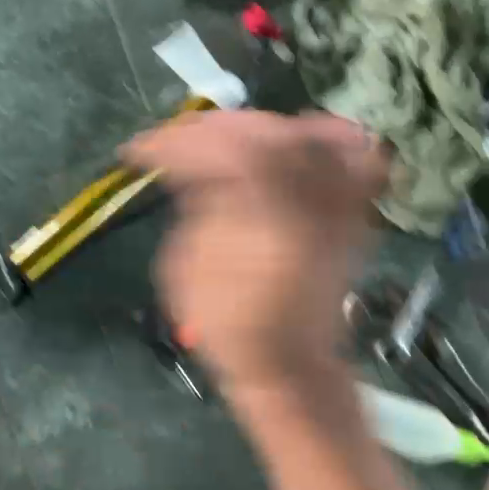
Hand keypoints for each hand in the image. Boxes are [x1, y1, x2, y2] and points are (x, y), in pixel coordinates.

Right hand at [123, 111, 386, 408]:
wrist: (286, 361)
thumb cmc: (222, 320)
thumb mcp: (184, 264)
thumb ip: (193, 206)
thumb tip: (188, 171)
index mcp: (255, 212)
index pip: (212, 150)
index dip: (168, 142)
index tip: (134, 153)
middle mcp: (304, 197)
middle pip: (258, 132)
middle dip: (205, 130)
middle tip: (169, 143)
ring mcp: (336, 202)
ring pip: (302, 134)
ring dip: (253, 128)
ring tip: (218, 138)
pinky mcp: (351, 212)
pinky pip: (354, 156)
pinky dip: (325, 137)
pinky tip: (297, 135)